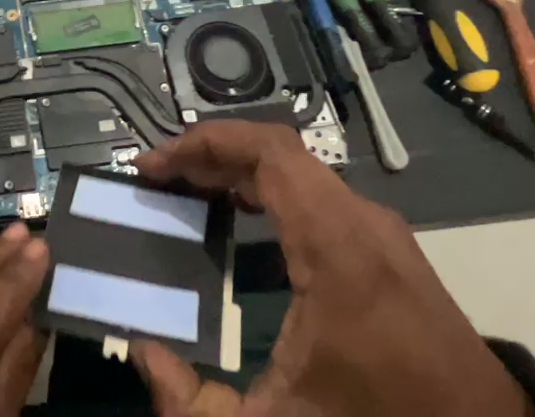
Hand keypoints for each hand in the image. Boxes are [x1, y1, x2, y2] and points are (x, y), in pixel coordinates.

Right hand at [128, 121, 532, 416]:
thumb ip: (193, 404)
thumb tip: (145, 354)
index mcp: (338, 249)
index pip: (268, 152)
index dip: (204, 143)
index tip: (153, 165)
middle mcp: (363, 224)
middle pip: (276, 152)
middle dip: (210, 153)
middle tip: (158, 176)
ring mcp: (382, 234)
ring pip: (298, 170)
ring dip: (238, 169)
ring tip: (187, 189)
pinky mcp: (390, 251)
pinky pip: (318, 195)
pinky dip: (268, 190)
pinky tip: (238, 213)